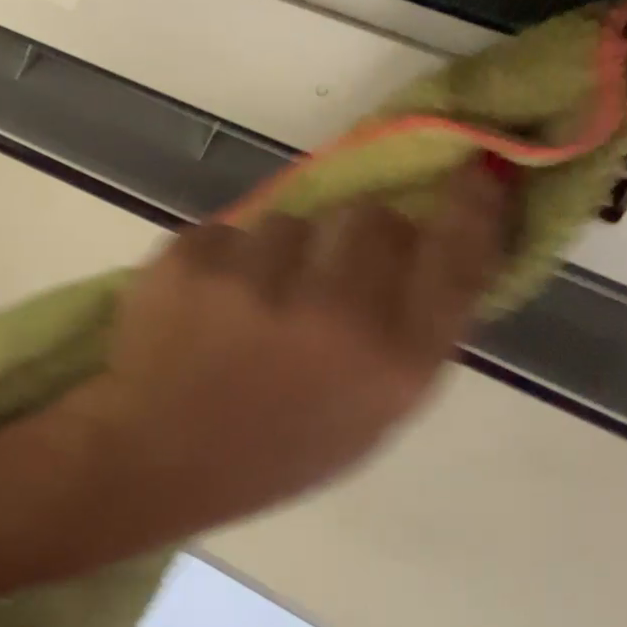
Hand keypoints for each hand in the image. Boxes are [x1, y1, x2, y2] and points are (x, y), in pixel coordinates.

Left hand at [73, 156, 510, 540]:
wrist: (155, 454)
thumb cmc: (269, 448)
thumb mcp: (367, 413)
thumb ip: (402, 333)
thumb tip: (417, 245)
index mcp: (392, 364)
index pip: (455, 259)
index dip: (467, 209)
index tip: (471, 173)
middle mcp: (332, 312)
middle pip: (368, 215)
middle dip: (350, 235)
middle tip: (319, 269)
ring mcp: (252, 279)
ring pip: (286, 220)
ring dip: (274, 252)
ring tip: (243, 304)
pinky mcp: (188, 258)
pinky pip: (223, 230)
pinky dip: (217, 257)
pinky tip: (199, 304)